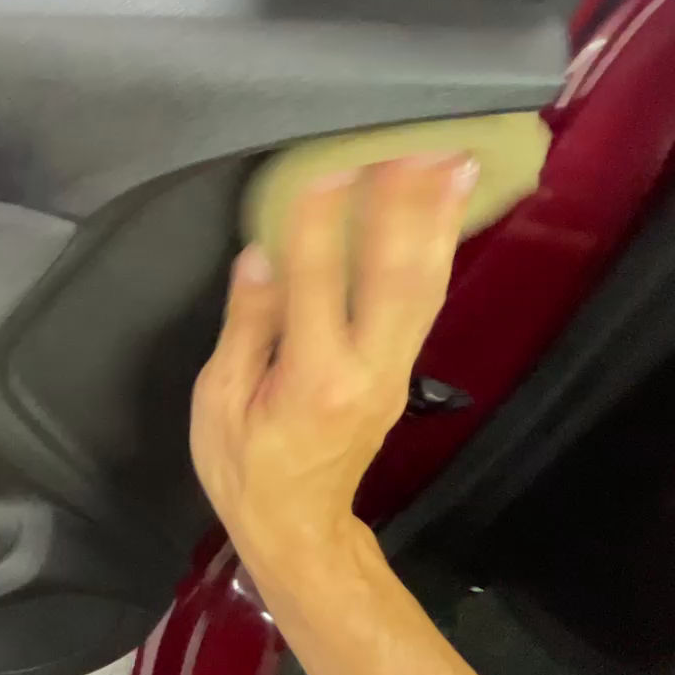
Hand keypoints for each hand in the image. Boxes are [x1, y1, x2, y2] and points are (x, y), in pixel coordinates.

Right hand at [191, 154, 476, 577]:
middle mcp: (367, 369)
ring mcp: (393, 371)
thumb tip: (260, 259)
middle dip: (410, 210)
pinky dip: (435, 254)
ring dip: (440, 223)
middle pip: (398, 280)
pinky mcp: (400, 371)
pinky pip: (422, 304)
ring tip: (455, 166)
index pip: (319, 284)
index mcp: (312, 376)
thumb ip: (245, 328)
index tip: (330, 168)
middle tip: (422, 149)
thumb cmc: (243, 465)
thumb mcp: (219, 399)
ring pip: (424, 288)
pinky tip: (441, 221)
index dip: (323, 224)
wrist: (298, 525)